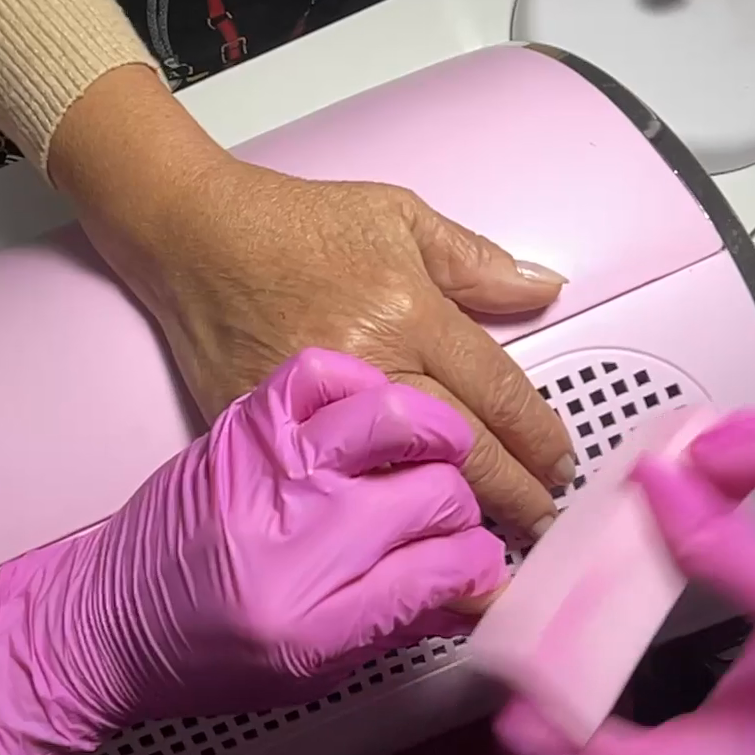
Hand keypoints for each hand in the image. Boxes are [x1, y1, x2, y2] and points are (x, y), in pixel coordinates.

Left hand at [0, 348, 507, 754]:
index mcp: (317, 610)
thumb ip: (397, 616)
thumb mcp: (307, 669)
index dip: (481, 561)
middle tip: (457, 511)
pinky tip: (368, 405)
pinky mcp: (238, 430)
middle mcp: (296, 532)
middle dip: (466, 501)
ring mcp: (265, 469)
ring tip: (439, 447)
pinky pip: (314, 375)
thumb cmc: (197, 653)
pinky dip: (357, 380)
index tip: (481, 560)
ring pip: (388, 416)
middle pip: (432, 488)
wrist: (104, 622)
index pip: (446, 564)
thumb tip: (471, 580)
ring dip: (436, 430)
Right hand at [48, 67, 572, 539]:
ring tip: (486, 538)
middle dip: (512, 494)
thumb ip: (477, 260)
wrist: (197, 239)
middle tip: (539, 520)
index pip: (499, 391)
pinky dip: (372, 508)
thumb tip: (542, 286)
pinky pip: (334, 482)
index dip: (540, 437)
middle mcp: (370, 365)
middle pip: (463, 448)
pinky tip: (398, 530)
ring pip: (404, 479)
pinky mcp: (271, 431)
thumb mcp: (397, 216)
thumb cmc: (290, 225)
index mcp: (409, 313)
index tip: (558, 464)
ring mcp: (317, 407)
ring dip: (452, 513)